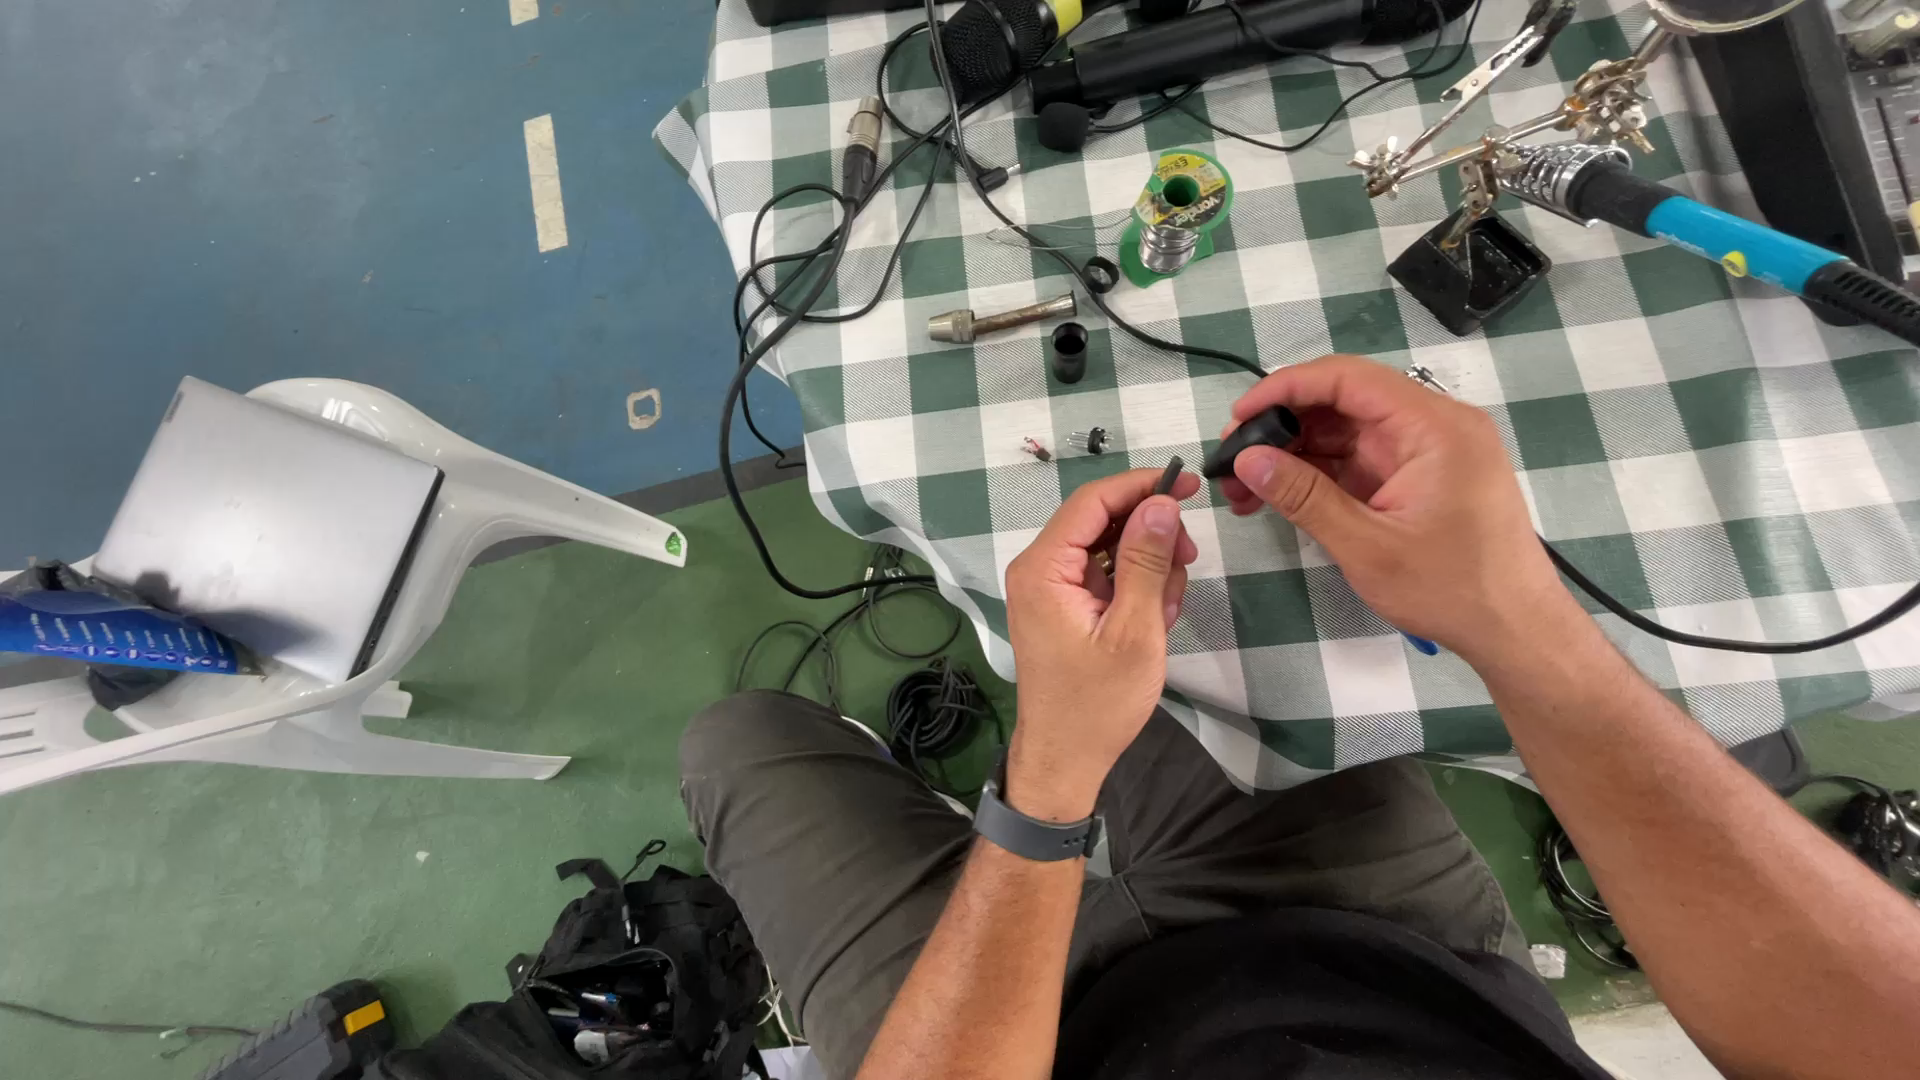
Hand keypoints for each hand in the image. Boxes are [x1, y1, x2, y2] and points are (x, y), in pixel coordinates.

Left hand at [1004, 468, 1200, 822]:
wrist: (1066, 757)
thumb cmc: (1097, 702)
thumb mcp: (1134, 631)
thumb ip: (1146, 562)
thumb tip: (1162, 503)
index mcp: (1043, 569)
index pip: (1091, 501)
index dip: (1141, 486)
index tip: (1190, 485)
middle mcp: (1038, 568)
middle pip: (1100, 520)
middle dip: (1149, 534)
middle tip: (1187, 562)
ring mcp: (1049, 587)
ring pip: (1108, 547)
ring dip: (1146, 567)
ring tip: (1164, 613)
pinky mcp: (1062, 604)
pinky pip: (1104, 575)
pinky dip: (1134, 588)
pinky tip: (1153, 619)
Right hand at [1218, 355, 1573, 661]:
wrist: (1513, 630)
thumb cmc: (1448, 588)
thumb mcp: (1366, 544)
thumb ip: (1304, 496)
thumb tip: (1246, 460)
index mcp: (1432, 427)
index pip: (1347, 379)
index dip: (1284, 388)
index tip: (1237, 418)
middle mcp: (1430, 426)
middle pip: (1340, 401)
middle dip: (1279, 426)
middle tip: (1231, 461)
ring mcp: (1421, 452)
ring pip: (1340, 432)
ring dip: (1289, 454)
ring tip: (1241, 488)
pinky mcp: (1411, 477)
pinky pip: (1351, 460)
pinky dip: (1311, 475)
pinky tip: (1273, 497)